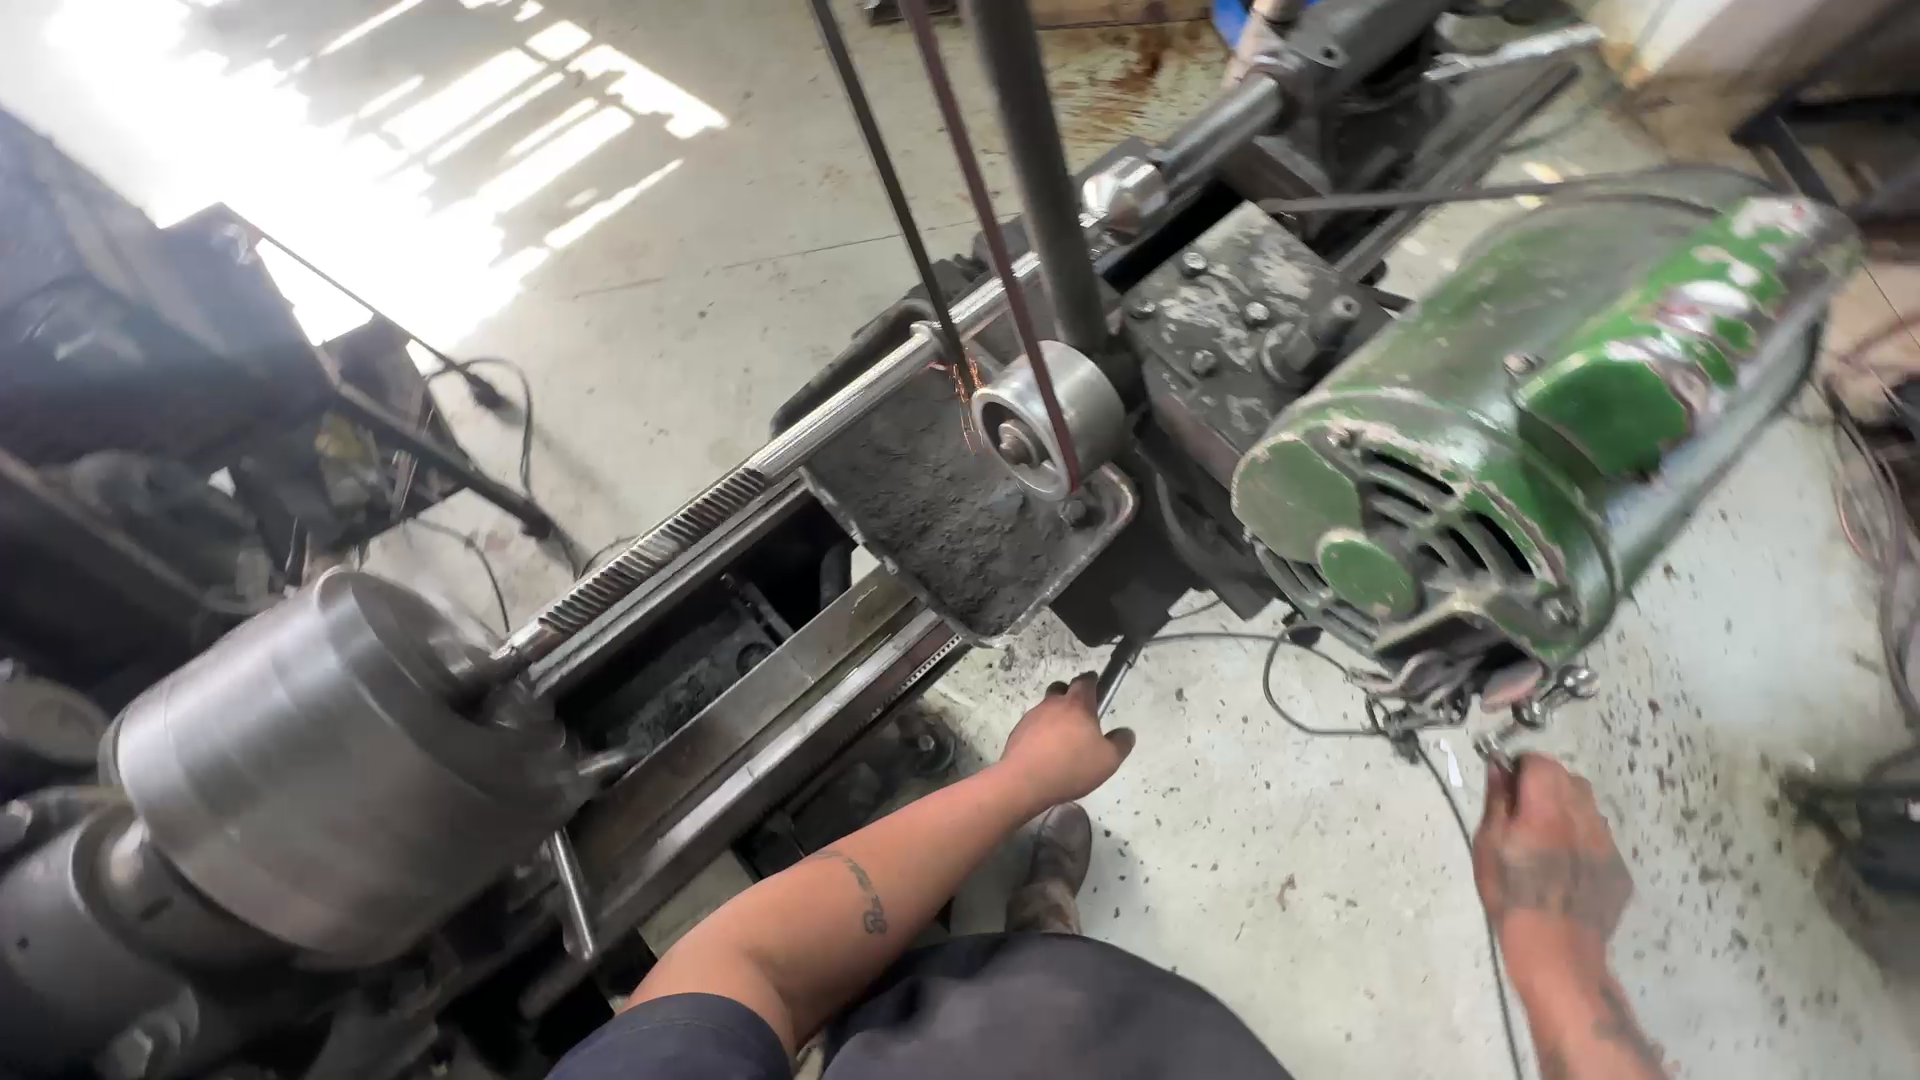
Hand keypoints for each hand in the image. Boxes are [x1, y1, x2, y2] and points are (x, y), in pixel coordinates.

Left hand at [995, 673, 1134, 810]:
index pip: (1085, 681)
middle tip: (1081, 714)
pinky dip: (1041, 732)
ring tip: (1063, 740)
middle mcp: (1053, 704)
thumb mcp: (1108, 760)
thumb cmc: (1072, 766)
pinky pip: (1033, 725)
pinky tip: (1046, 752)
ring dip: (1055, 716)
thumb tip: (1126, 732)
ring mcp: (1033, 716)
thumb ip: (1120, 744)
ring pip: (1046, 707)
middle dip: (1071, 694)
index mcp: (1077, 705)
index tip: (1096, 685)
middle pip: (1061, 689)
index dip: (1092, 681)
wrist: (1025, 780)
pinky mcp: (1018, 731)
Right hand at [1473, 754, 1632, 977]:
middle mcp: (1584, 823)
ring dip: (1565, 806)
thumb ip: (1497, 800)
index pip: (1543, 763)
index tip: (1507, 780)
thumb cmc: (1508, 892)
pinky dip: (1581, 834)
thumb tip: (1499, 766)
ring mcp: (1608, 847)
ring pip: (1589, 805)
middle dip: (1545, 781)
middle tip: (1522, 806)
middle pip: (1571, 779)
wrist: (1555, 948)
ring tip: (1544, 834)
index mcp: (1547, 813)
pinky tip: (1563, 860)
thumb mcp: (1487, 842)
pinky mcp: (1620, 869)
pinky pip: (1601, 835)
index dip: (1523, 764)